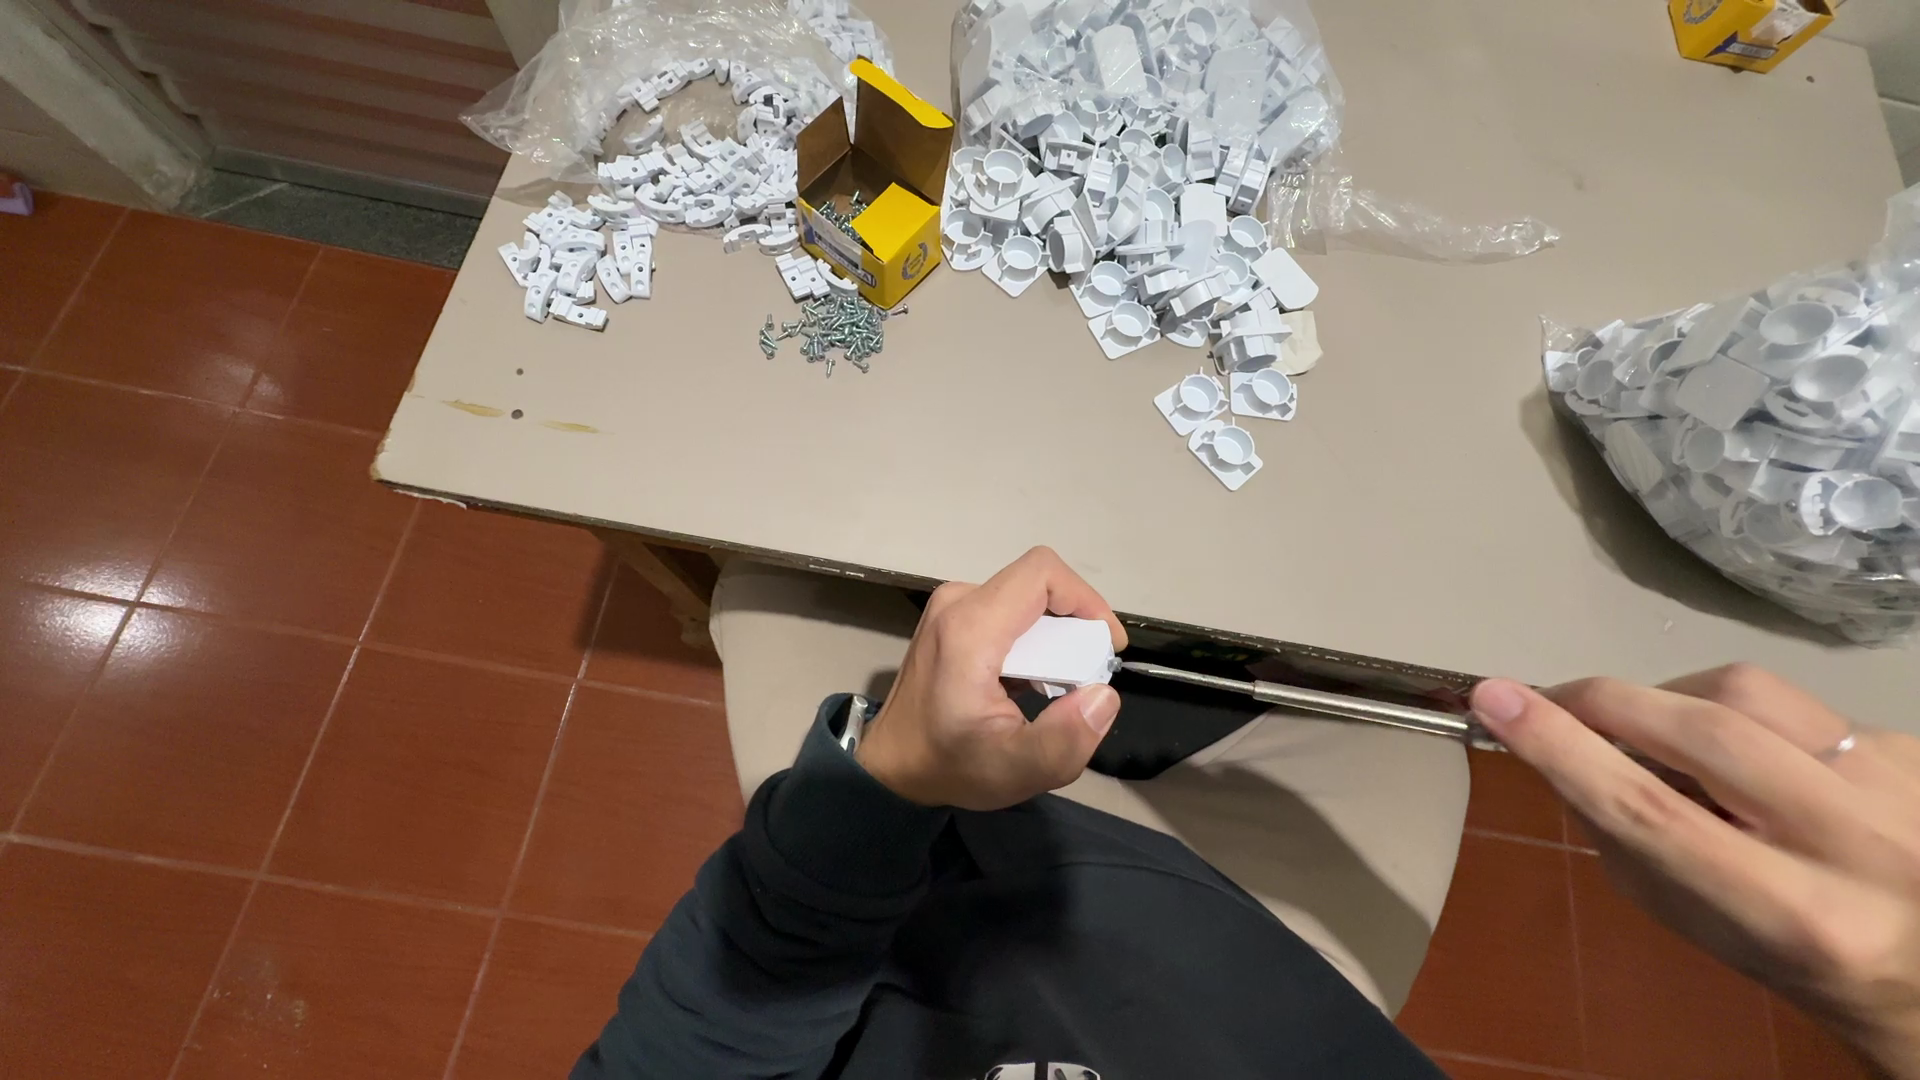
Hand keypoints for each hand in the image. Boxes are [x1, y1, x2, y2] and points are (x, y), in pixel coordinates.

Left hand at [855, 547, 1126, 810]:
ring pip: (1025, 597)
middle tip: (1085, 675)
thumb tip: (1103, 695)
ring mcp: (950, 606)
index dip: (1085, 599)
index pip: (1041, 574)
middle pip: (1037, 585)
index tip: (1105, 645)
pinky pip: (1008, 608)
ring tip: (1061, 682)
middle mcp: (957, 603)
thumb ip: (1067, 737)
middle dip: (1074, 625)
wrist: (892, 765)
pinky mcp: (950, 617)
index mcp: (970, 629)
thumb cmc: (949, 766)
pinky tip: (1032, 679)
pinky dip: (1032, 637)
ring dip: (1054, 634)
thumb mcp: (1017, 769)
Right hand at [1471, 666, 1919, 1078]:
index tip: (1492, 698)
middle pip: (1701, 733)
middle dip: (1602, 701)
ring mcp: (1908, 792)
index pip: (1647, 809)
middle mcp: (1867, 850)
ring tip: (1657, 731)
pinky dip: (1729, 710)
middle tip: (1553, 700)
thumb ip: (1612, 821)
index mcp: (1795, 914)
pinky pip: (1787, 699)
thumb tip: (1547, 733)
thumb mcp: (1672, 905)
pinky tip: (1742, 749)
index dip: (1559, 745)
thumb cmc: (1774, 946)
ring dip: (1667, 697)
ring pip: (1743, 692)